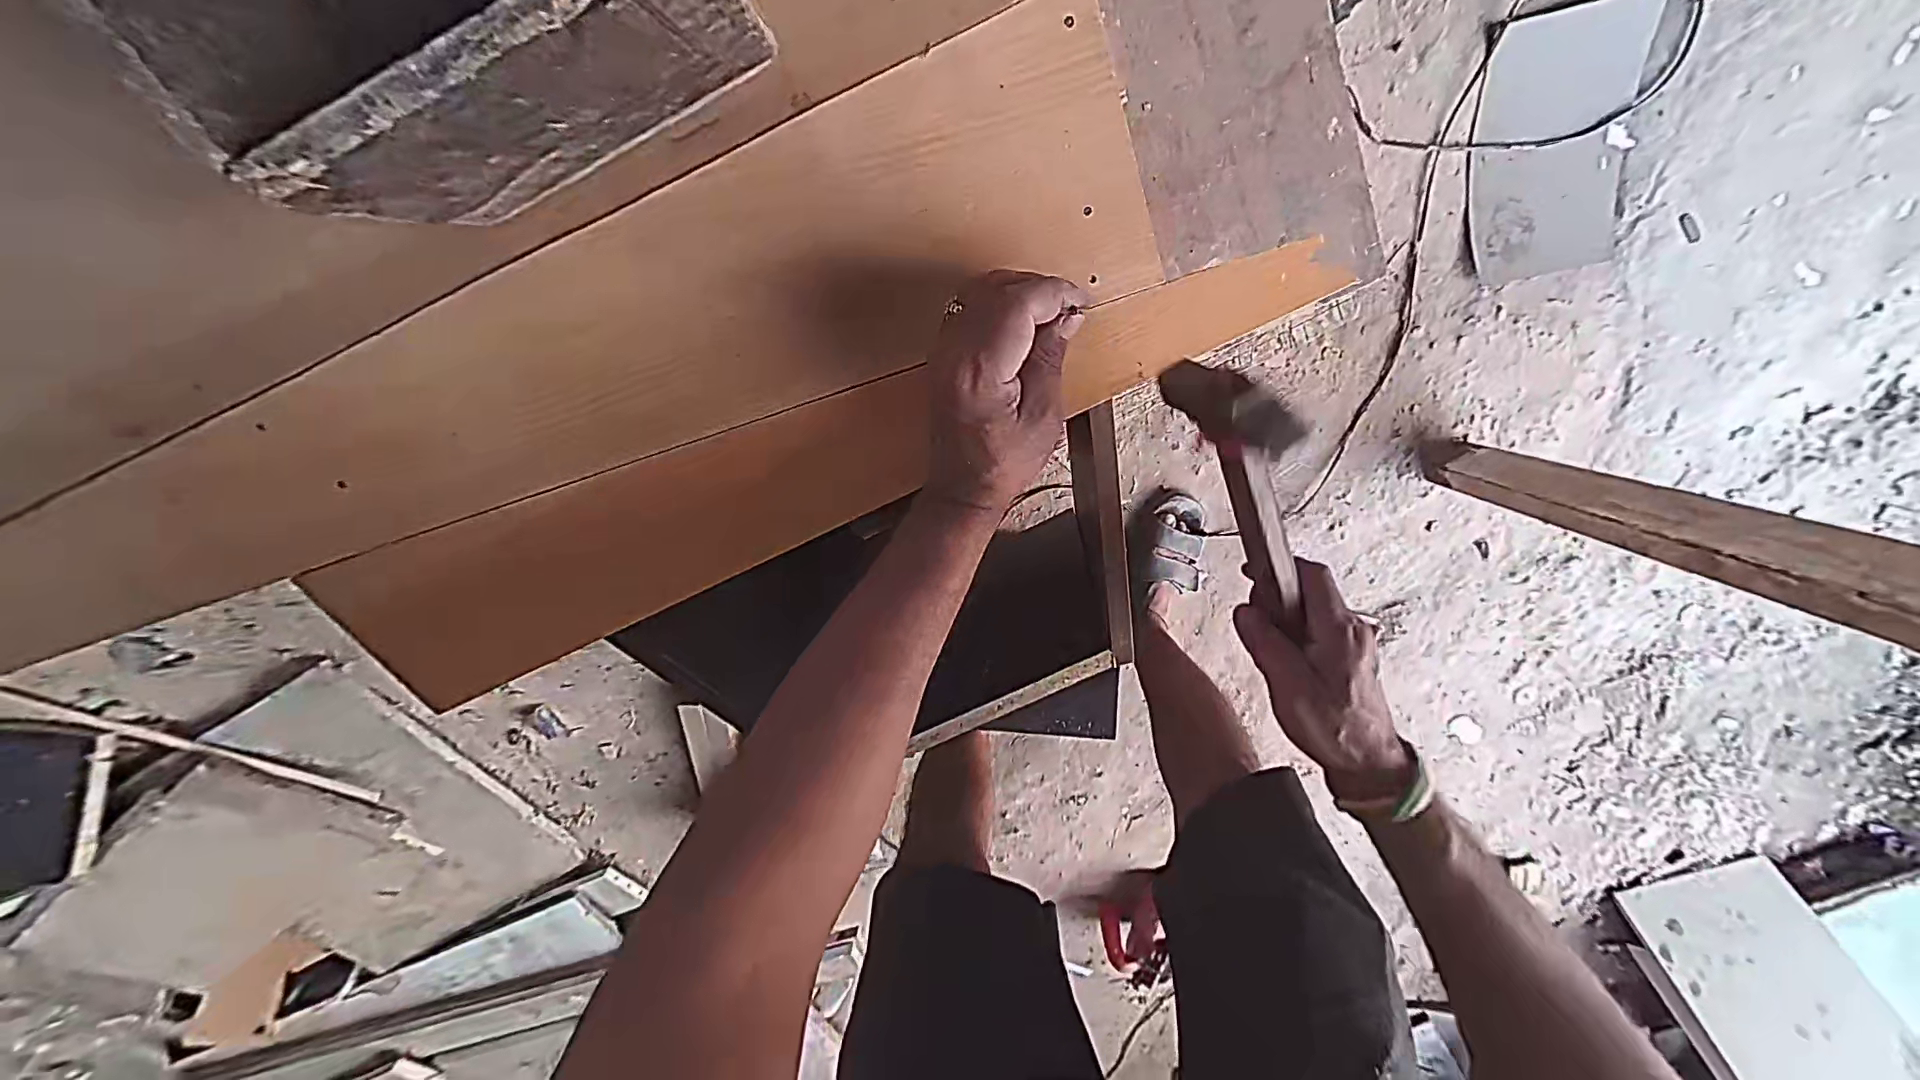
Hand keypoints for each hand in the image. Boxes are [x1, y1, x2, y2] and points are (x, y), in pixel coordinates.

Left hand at [924, 271, 1090, 513]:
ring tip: (1049, 316)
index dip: (1054, 293)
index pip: (1017, 302)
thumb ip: (1050, 358)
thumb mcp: (1043, 416)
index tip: (1080, 303)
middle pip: (997, 289)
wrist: (962, 488)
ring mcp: (942, 352)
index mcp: (981, 370)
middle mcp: (954, 353)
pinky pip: (969, 308)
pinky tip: (1022, 325)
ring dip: (1018, 292)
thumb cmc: (1003, 464)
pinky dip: (999, 304)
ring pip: (980, 291)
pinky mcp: (941, 356)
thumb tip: (1067, 316)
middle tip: (1069, 310)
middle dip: (1039, 289)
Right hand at [1233, 559, 1412, 801]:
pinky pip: (1318, 627)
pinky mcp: (1350, 654)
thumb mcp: (1288, 685)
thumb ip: (1265, 642)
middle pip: (1310, 589)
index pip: (1312, 574)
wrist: (1368, 761)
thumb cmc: (1335, 729)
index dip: (1279, 566)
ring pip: (1313, 609)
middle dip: (1276, 596)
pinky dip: (1296, 632)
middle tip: (1256, 620)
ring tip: (1270, 646)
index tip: (1254, 570)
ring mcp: (1354, 641)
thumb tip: (1246, 612)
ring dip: (1285, 617)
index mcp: (1338, 630)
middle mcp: (1352, 629)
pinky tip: (1285, 657)